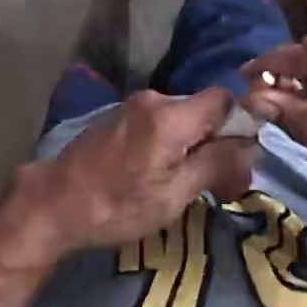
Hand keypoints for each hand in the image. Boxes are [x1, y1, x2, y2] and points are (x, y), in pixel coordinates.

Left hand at [0, 89, 257, 271]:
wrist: (55, 202)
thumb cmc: (116, 207)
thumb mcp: (173, 197)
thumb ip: (215, 164)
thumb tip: (251, 146)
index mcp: (171, 116)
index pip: (224, 99)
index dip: (240, 122)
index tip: (241, 156)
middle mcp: (155, 99)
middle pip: (204, 109)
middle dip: (218, 141)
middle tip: (223, 183)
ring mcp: (136, 104)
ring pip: (184, 116)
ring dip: (195, 143)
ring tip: (191, 183)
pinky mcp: (123, 113)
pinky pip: (162, 119)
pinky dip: (173, 140)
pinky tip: (163, 172)